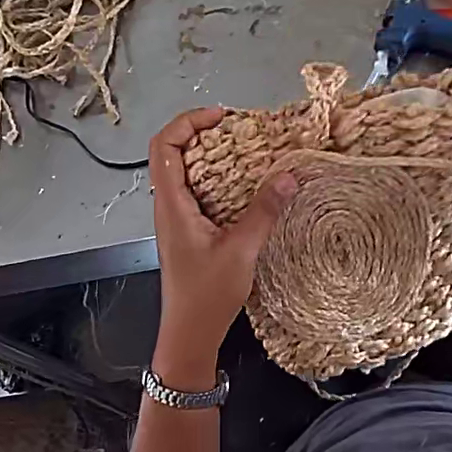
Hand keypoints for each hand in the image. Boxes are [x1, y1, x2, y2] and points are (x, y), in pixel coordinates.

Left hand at [148, 107, 296, 386]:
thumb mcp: (241, 251)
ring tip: (247, 153)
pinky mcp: (189, 231)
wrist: (190, 333)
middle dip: (204, 135)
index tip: (220, 117)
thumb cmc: (206, 296)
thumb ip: (263, 212)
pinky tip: (246, 187)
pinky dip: (219, 180)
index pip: (164, 147)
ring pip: (187, 174)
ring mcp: (178, 219)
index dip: (187, 122)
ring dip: (212, 157)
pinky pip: (199, 193)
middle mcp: (169, 207)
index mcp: (172, 204)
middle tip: (239, 131)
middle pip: (174, 154)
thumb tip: (287, 177)